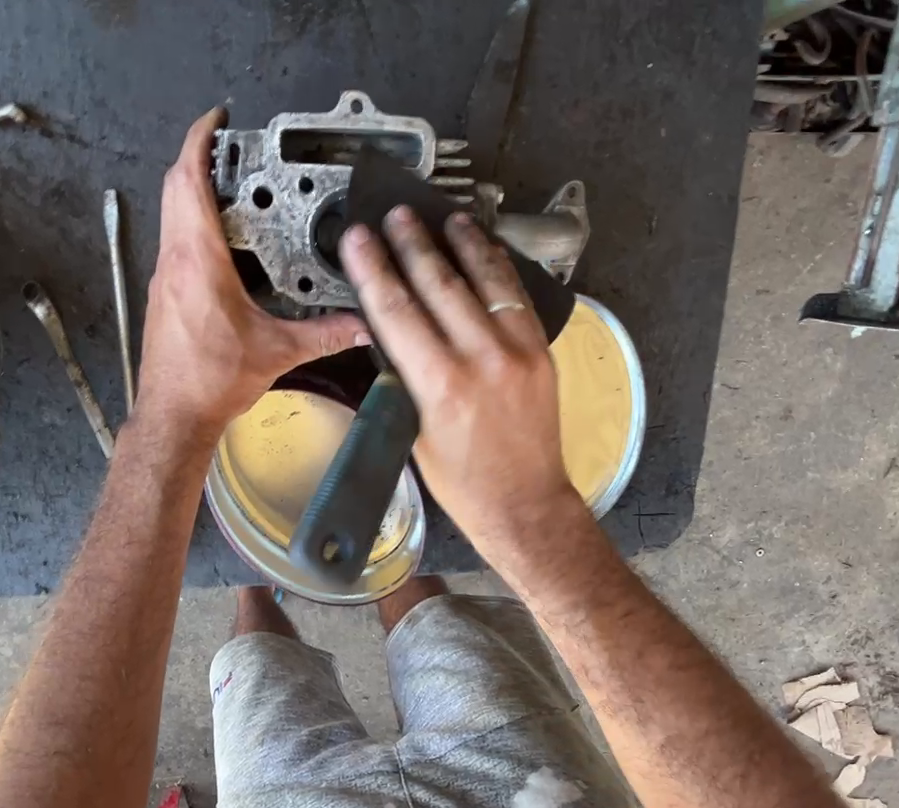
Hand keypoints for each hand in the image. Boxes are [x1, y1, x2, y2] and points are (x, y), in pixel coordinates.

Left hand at [136, 107, 366, 439]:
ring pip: (171, 214)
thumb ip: (324, 335)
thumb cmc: (209, 382)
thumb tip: (361, 325)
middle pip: (175, 187)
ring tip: (232, 187)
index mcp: (198, 261)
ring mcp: (165, 277)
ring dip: (194, 190)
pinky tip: (223, 241)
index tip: (218, 120)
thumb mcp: (276, 352)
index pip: (188, 180)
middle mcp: (175, 261)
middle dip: (200, 158)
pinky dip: (194, 224)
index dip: (200, 140)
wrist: (174, 414)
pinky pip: (175, 242)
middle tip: (234, 150)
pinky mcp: (165, 294)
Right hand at [339, 206, 584, 555]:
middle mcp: (482, 360)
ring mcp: (518, 352)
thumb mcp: (415, 432)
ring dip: (462, 243)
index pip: (397, 311)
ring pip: (486, 280)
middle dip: (413, 244)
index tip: (357, 239)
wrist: (523, 503)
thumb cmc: (462, 481)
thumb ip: (405, 378)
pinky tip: (485, 249)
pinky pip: (516, 297)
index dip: (373, 269)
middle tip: (396, 214)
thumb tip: (392, 332)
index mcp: (440, 387)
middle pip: (441, 284)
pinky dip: (499, 268)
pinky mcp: (541, 352)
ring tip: (444, 215)